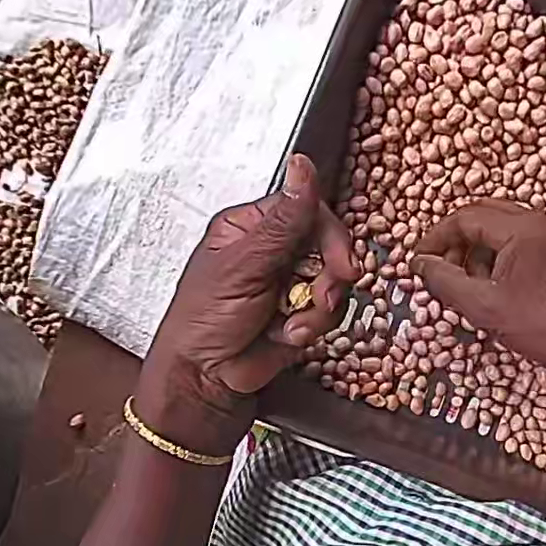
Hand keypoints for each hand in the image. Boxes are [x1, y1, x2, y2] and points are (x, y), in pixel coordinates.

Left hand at [136, 153, 357, 454]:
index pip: (307, 212)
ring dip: (318, 308)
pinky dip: (314, 326)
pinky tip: (288, 335)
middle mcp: (274, 251)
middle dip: (328, 277)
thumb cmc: (204, 320)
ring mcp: (289, 282)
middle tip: (320, 296)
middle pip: (328, 247)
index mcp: (252, 228)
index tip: (341, 262)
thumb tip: (303, 166)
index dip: (330, 236)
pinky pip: (330, 310)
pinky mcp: (301, 311)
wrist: (205, 379)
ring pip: (334, 281)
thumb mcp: (244, 266)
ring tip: (291, 325)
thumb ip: (283, 221)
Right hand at [408, 200, 545, 388]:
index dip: (436, 238)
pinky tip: (490, 287)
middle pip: (483, 216)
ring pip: (500, 229)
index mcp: (525, 229)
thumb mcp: (482, 305)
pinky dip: (496, 257)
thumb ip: (444, 280)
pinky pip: (517, 242)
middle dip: (455, 242)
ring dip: (475, 251)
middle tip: (438, 268)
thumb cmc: (540, 328)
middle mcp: (542, 223)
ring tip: (467, 285)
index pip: (466, 217)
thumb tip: (420, 264)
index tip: (419, 260)